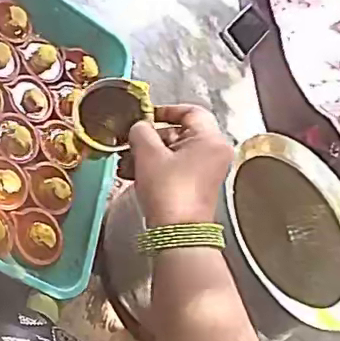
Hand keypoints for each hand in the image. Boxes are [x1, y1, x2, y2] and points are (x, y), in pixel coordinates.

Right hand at [127, 105, 234, 226]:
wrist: (177, 231)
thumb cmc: (168, 190)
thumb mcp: (148, 154)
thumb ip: (141, 131)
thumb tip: (139, 126)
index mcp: (210, 139)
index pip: (190, 111)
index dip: (165, 110)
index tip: (144, 118)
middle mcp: (214, 151)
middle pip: (179, 132)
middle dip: (150, 138)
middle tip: (129, 145)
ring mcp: (206, 169)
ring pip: (174, 151)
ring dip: (148, 154)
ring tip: (125, 163)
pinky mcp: (196, 184)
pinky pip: (174, 167)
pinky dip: (155, 167)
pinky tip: (133, 174)